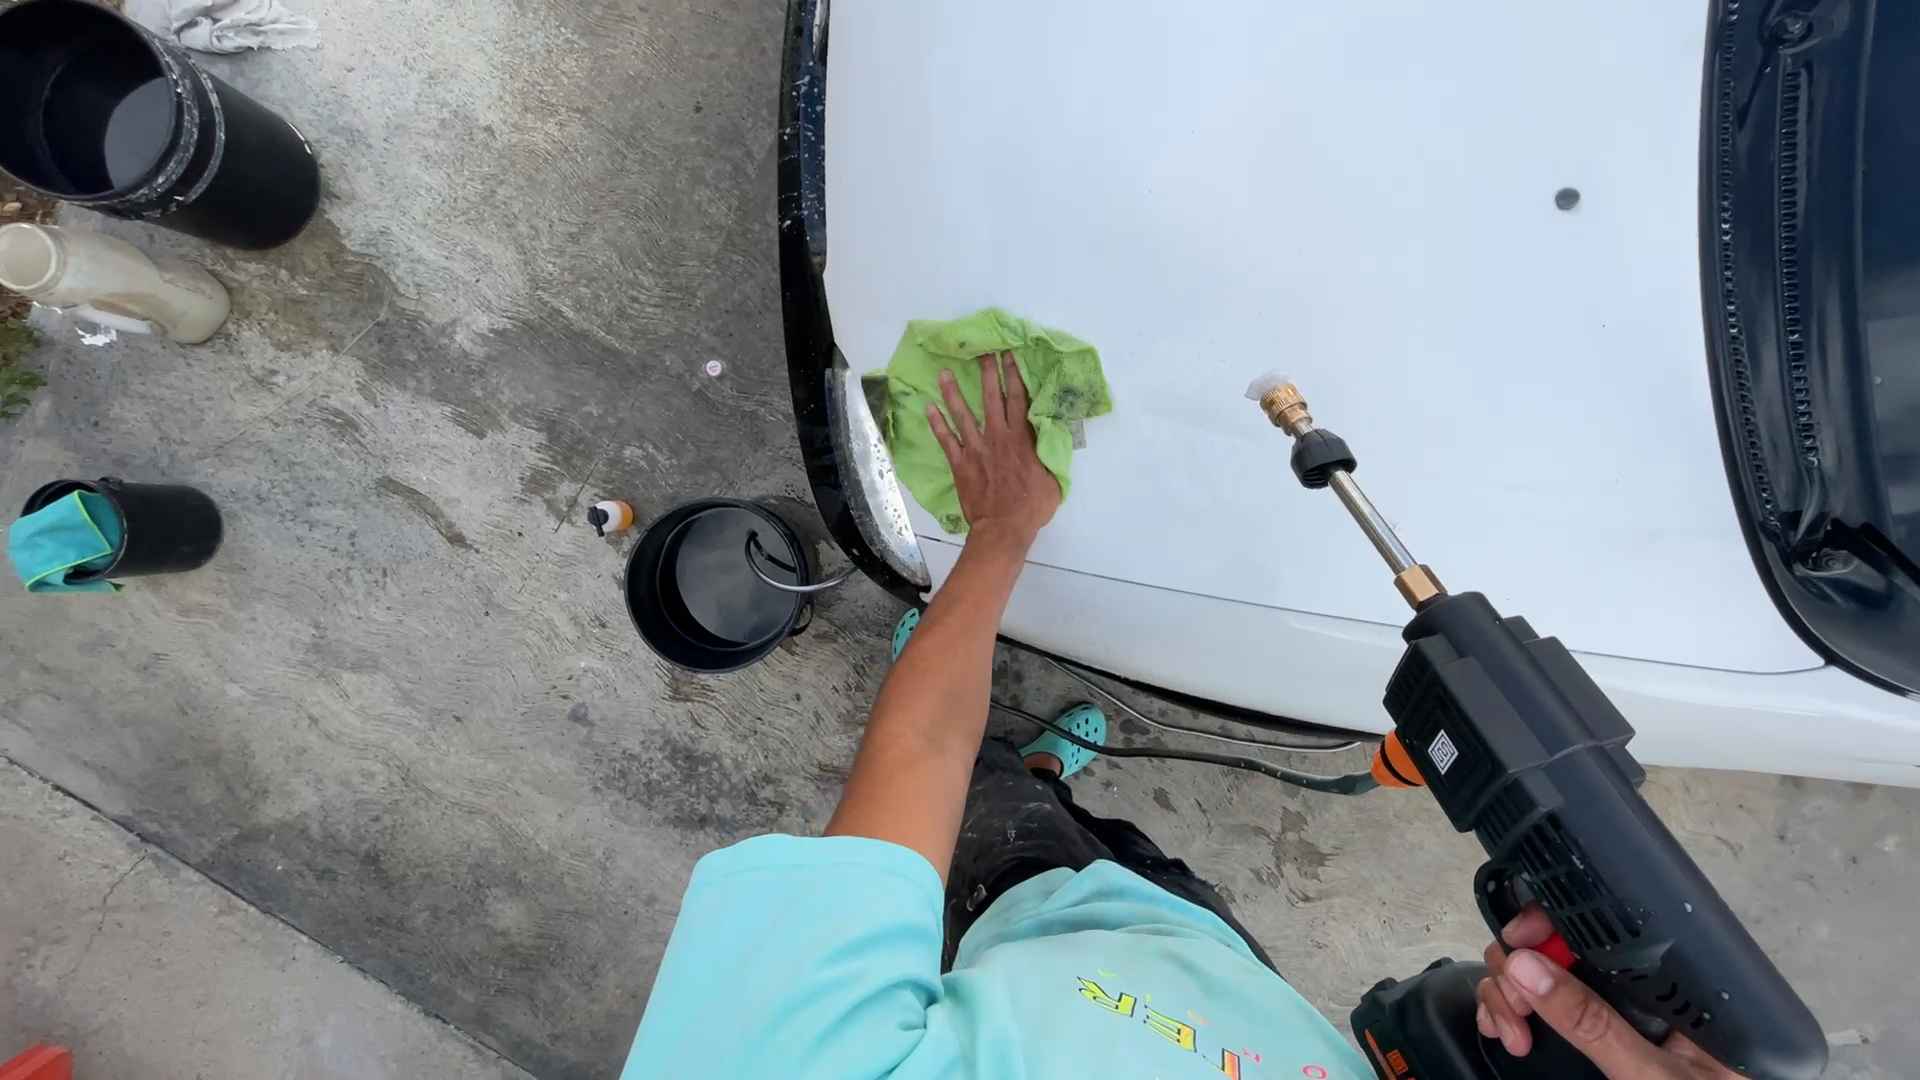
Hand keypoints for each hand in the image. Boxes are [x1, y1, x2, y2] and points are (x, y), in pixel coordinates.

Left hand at [927, 352, 1060, 547]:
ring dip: (953, 393)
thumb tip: (1052, 434)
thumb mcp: (1053, 478)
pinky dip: (937, 424)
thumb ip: (1049, 453)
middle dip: (987, 372)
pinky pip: (946, 440)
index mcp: (1022, 438)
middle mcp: (997, 437)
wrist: (1004, 528)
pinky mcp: (960, 464)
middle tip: (981, 350)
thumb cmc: (1032, 507)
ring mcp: (976, 449)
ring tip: (945, 373)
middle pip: (991, 398)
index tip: (1009, 355)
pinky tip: (928, 408)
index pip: (1018, 399)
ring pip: (963, 414)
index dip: (1014, 375)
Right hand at [1476, 908, 1741, 1078]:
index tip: (1515, 943)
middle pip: (1554, 949)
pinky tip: (1499, 1028)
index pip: (1602, 932)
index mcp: (1672, 991)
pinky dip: (1502, 1008)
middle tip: (1512, 1009)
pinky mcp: (1585, 1033)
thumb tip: (1523, 963)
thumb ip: (1594, 1025)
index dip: (1549, 923)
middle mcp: (1636, 992)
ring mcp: (1607, 1012)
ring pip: (1531, 971)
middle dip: (1516, 971)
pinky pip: (1527, 1000)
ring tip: (1506, 1031)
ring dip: (1503, 994)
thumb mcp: (1653, 1079)